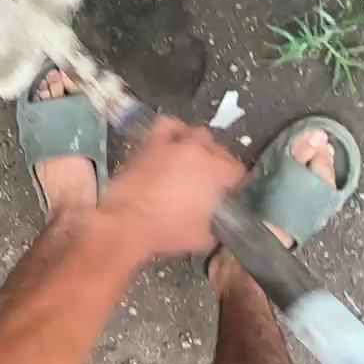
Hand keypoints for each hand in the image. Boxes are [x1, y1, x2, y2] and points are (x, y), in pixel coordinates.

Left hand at [97, 116, 246, 258]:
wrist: (127, 220)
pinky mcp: (149, 144)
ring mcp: (173, 145)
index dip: (233, 183)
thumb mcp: (200, 237)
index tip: (226, 193)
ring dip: (197, 143)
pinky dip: (172, 132)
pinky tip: (170, 144)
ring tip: (192, 156)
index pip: (236, 170)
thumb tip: (211, 226)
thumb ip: (212, 226)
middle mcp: (199, 152)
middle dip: (217, 162)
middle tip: (209, 178)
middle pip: (217, 149)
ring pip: (195, 133)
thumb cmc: (167, 229)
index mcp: (216, 172)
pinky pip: (166, 127)